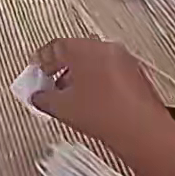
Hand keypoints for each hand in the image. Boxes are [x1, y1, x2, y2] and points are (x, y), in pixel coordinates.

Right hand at [29, 39, 174, 153]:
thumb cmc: (104, 113)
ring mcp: (124, 60)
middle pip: (76, 52)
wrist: (139, 129)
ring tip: (67, 97)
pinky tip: (89, 102)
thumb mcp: (60, 107)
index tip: (35, 69)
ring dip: (77, 76)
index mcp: (85, 50)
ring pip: (93, 62)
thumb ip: (43, 98)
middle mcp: (107, 49)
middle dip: (59, 69)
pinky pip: (108, 71)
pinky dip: (95, 82)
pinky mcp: (135, 75)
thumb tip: (39, 97)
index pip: (56, 46)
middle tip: (48, 84)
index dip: (41, 59)